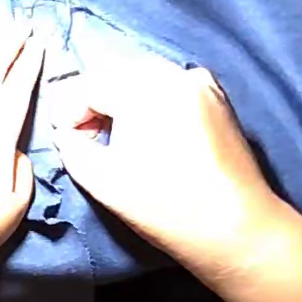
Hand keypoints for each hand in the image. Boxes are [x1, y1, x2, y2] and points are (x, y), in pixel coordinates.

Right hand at [52, 56, 293, 283]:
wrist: (236, 228)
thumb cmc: (165, 206)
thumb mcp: (102, 181)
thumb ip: (72, 149)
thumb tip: (67, 134)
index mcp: (143, 87)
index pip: (90, 85)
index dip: (69, 112)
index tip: (65, 139)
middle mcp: (174, 73)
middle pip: (118, 74)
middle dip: (95, 101)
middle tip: (85, 137)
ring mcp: (201, 83)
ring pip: (146, 78)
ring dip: (123, 100)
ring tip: (116, 137)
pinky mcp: (218, 98)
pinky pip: (172, 88)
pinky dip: (153, 102)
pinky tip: (150, 133)